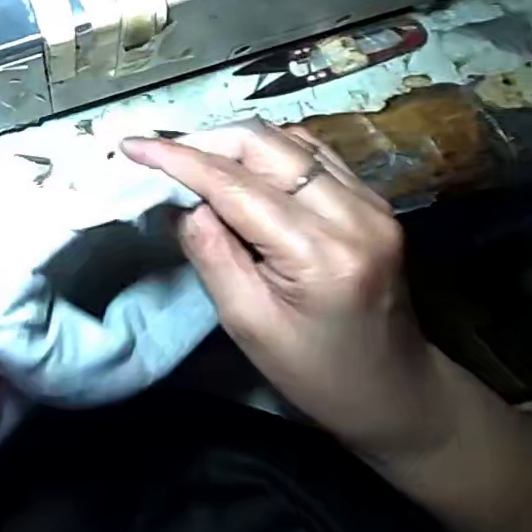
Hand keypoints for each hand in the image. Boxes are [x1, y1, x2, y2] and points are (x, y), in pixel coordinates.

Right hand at [122, 121, 450, 463]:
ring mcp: (370, 200)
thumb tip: (181, 197)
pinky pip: (309, 152)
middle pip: (264, 143)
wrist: (397, 392)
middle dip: (204, 142)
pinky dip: (265, 151)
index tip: (133, 145)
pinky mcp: (371, 198)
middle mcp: (355, 212)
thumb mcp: (247, 322)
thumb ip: (210, 251)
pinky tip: (242, 168)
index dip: (178, 159)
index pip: (236, 184)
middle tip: (160, 155)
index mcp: (322, 253)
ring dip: (232, 143)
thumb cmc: (315, 372)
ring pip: (287, 138)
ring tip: (194, 162)